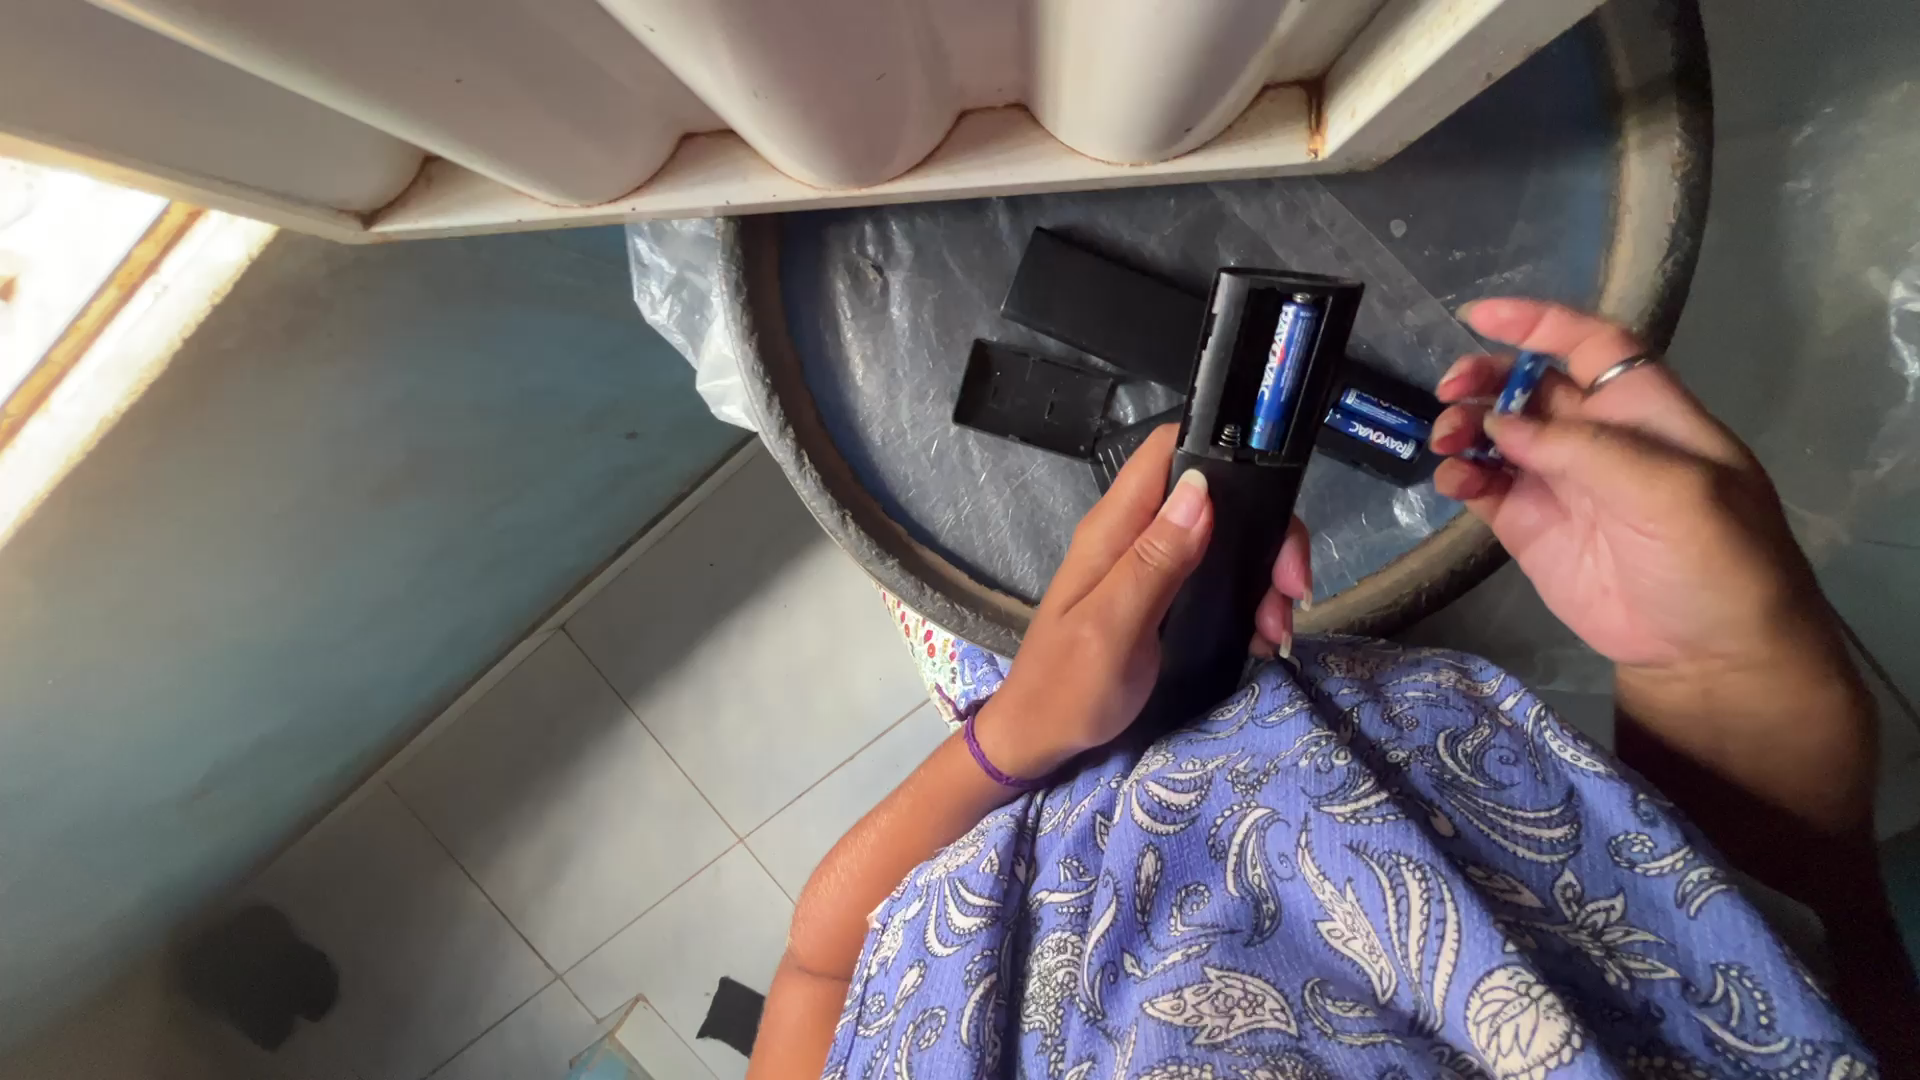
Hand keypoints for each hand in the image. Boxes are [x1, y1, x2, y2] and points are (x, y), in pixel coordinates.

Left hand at [975, 425, 1306, 775]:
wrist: (1041, 737)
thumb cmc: (1068, 689)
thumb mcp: (1113, 627)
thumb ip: (1154, 560)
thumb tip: (1200, 486)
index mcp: (1112, 529)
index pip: (1165, 451)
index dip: (1220, 450)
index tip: (1272, 497)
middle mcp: (1130, 535)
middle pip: (1210, 495)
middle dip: (1263, 532)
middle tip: (1290, 589)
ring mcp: (1145, 565)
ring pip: (1221, 538)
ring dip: (1261, 574)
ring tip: (1276, 628)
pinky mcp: (1158, 595)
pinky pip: (1213, 576)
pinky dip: (1245, 599)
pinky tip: (1260, 636)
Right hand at [1428, 298, 1847, 683]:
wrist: (1699, 648)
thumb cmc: (1715, 560)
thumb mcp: (1671, 492)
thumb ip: (1584, 450)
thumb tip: (1499, 425)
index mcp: (1643, 413)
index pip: (1590, 346)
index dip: (1537, 324)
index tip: (1477, 316)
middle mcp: (1593, 438)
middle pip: (1526, 387)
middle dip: (1483, 379)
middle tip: (1448, 393)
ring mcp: (1553, 480)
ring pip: (1492, 433)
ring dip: (1462, 428)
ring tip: (1445, 444)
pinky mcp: (1522, 521)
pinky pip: (1478, 484)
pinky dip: (1458, 476)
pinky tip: (1453, 483)